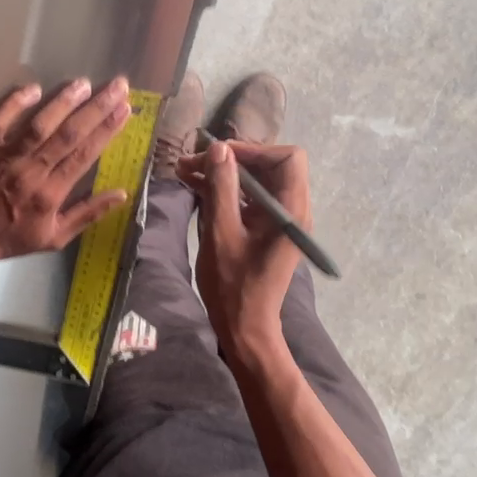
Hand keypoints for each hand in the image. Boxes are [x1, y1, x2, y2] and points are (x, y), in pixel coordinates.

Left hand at [0, 77, 132, 262]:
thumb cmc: (11, 237)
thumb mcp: (54, 238)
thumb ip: (87, 214)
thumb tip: (121, 194)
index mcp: (51, 193)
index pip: (85, 155)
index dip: (106, 130)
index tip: (124, 109)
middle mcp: (31, 171)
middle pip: (69, 134)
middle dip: (96, 108)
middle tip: (117, 86)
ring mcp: (6, 155)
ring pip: (39, 123)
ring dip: (63, 101)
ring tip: (84, 84)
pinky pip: (1, 118)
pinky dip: (16, 102)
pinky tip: (35, 88)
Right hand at [179, 140, 311, 347]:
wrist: (244, 327)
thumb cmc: (233, 284)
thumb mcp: (221, 232)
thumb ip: (221, 187)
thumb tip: (218, 148)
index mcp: (291, 209)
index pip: (287, 158)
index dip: (252, 150)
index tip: (218, 156)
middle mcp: (292, 210)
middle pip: (269, 166)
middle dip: (230, 159)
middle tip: (191, 161)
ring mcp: (278, 220)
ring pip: (254, 181)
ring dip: (222, 173)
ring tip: (184, 169)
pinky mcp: (264, 230)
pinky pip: (247, 199)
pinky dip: (223, 190)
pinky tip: (192, 185)